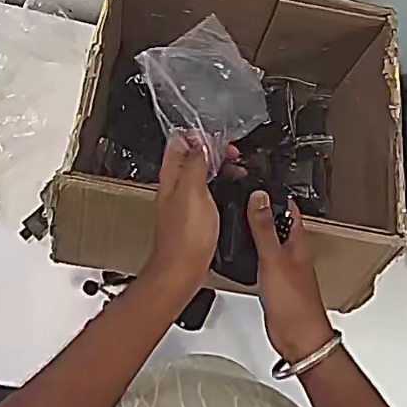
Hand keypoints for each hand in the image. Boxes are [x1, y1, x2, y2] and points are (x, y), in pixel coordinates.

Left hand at [147, 135, 220, 286]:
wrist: (182, 270)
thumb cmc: (185, 237)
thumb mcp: (193, 192)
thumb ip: (195, 164)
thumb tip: (200, 143)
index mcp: (171, 176)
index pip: (180, 142)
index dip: (200, 136)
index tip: (219, 141)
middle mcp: (174, 187)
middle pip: (191, 156)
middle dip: (212, 150)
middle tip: (231, 154)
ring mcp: (183, 201)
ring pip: (199, 172)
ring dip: (217, 166)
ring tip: (235, 169)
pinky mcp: (193, 215)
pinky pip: (206, 190)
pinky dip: (219, 184)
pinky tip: (229, 190)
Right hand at [246, 190, 333, 360]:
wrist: (298, 337)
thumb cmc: (295, 303)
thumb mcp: (274, 259)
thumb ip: (264, 228)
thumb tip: (259, 197)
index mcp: (297, 241)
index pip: (289, 208)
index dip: (277, 192)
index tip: (263, 178)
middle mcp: (292, 252)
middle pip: (279, 222)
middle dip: (265, 208)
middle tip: (248, 193)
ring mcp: (284, 267)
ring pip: (271, 240)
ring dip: (258, 228)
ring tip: (242, 216)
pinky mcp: (274, 282)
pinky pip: (263, 259)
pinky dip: (253, 251)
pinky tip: (243, 252)